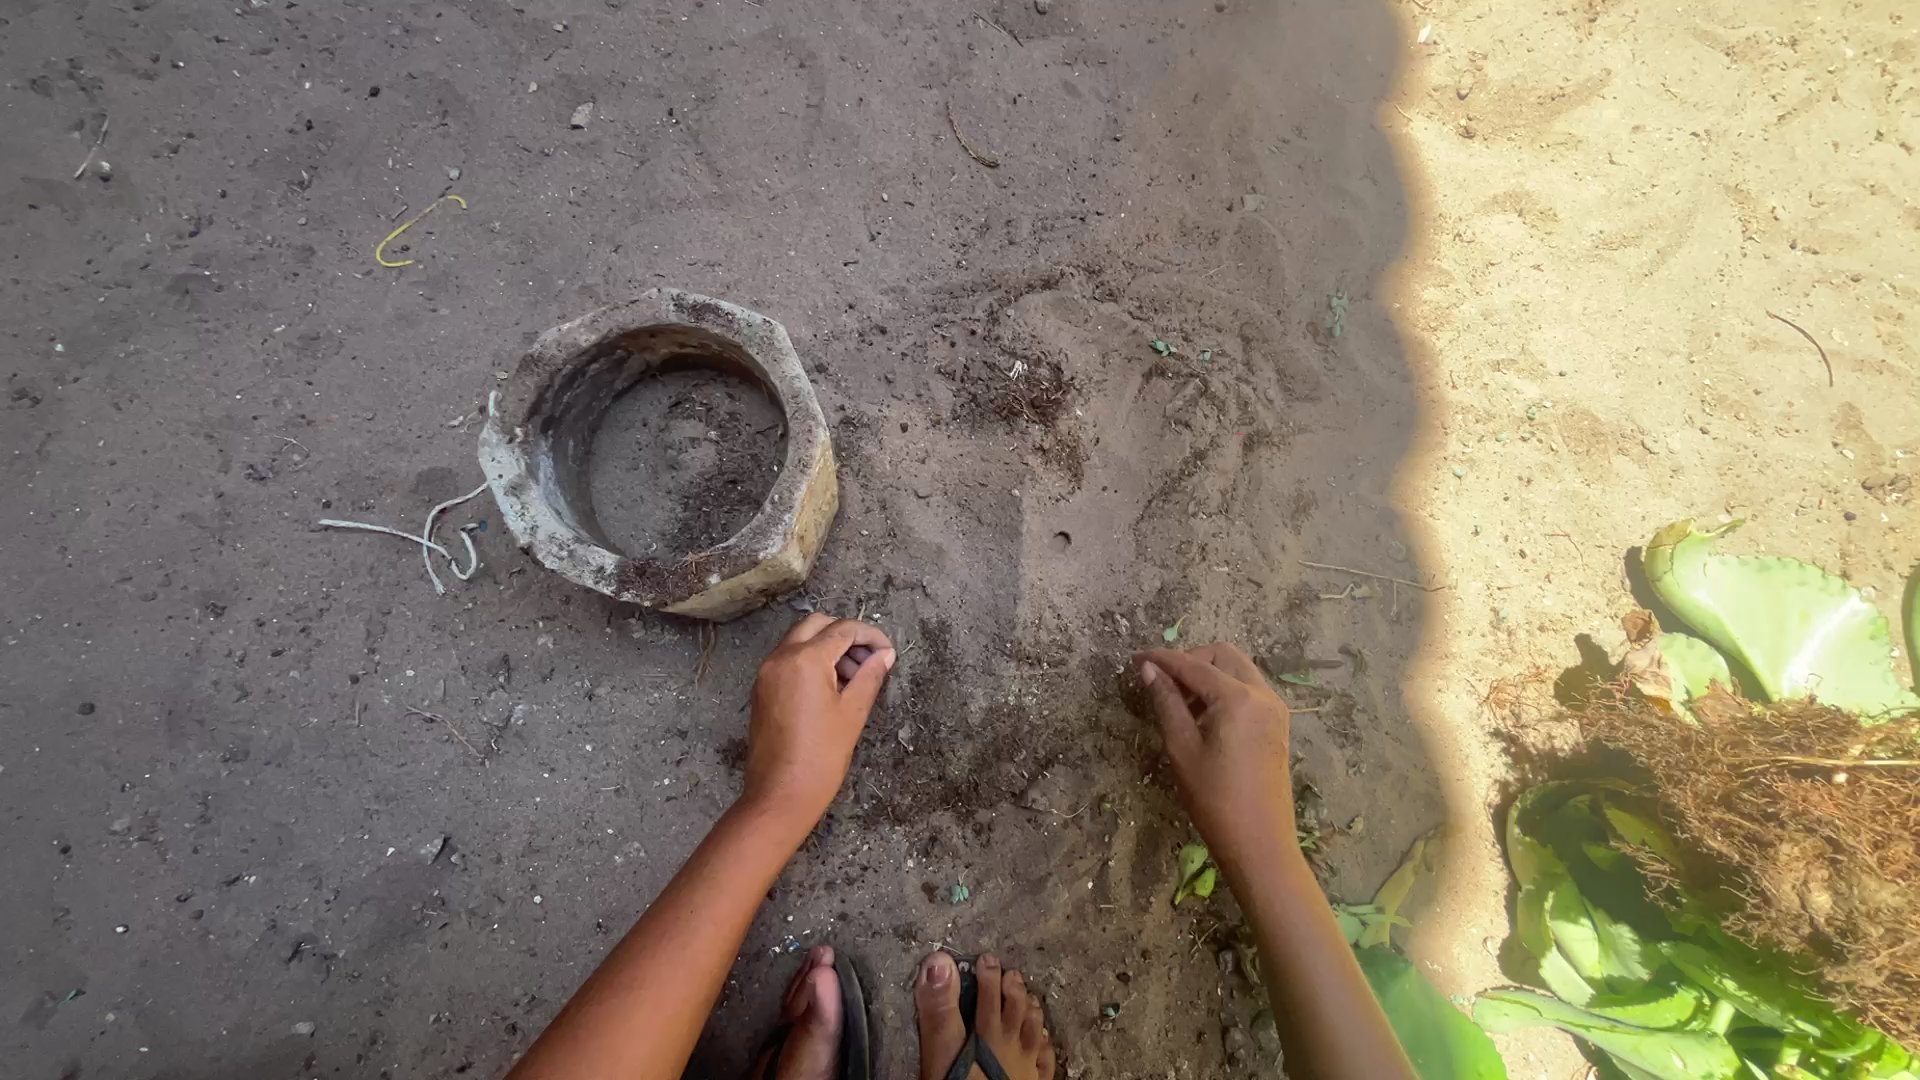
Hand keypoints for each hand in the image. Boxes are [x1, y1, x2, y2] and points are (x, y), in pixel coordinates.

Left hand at [743, 614, 895, 820]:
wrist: (781, 794)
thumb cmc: (820, 756)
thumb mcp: (853, 712)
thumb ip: (871, 675)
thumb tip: (885, 655)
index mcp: (805, 659)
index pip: (843, 630)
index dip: (870, 636)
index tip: (887, 652)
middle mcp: (780, 657)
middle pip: (818, 624)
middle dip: (847, 634)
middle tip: (869, 658)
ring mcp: (767, 672)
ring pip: (801, 639)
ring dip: (828, 646)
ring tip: (854, 676)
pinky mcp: (762, 688)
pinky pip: (788, 658)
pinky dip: (811, 660)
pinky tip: (831, 686)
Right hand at [1133, 643, 1296, 872]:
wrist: (1260, 844)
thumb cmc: (1214, 799)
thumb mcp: (1181, 747)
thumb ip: (1166, 701)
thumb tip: (1148, 669)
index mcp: (1238, 699)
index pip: (1193, 664)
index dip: (1161, 658)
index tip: (1135, 658)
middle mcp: (1262, 694)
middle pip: (1222, 654)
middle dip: (1190, 659)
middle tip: (1162, 682)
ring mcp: (1274, 708)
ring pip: (1237, 668)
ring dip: (1207, 673)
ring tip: (1180, 703)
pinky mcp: (1277, 723)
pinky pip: (1248, 688)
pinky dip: (1223, 688)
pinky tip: (1203, 715)